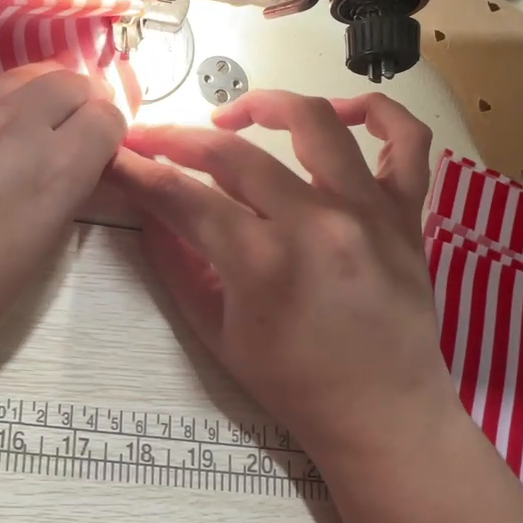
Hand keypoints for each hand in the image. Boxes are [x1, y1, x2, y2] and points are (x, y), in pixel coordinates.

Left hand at [0, 64, 125, 377]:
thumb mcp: (34, 257)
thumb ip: (60, 198)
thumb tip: (68, 173)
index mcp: (53, 169)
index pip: (106, 116)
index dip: (108, 137)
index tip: (98, 159)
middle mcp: (14, 127)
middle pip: (68, 81)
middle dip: (80, 106)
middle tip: (69, 141)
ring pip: (21, 78)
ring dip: (38, 98)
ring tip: (29, 136)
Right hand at [106, 90, 451, 459]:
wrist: (383, 416)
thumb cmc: (291, 383)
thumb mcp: (214, 331)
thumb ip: (176, 263)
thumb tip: (150, 208)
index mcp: (262, 263)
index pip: (182, 196)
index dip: (138, 171)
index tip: (115, 154)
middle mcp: (316, 224)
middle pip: (233, 155)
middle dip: (177, 139)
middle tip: (151, 139)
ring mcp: (369, 213)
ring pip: (315, 125)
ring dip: (264, 106)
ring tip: (234, 118)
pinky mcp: (407, 215)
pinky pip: (408, 142)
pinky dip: (377, 114)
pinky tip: (341, 112)